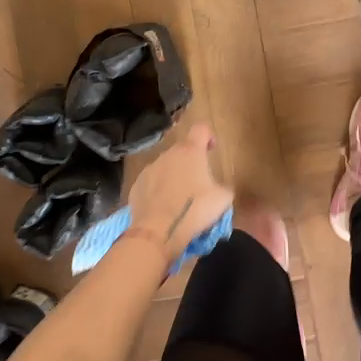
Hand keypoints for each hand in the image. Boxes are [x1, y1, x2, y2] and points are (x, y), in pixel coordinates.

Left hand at [126, 124, 232, 254]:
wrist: (158, 231)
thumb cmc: (194, 209)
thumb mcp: (223, 199)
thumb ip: (224, 187)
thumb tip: (220, 188)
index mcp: (191, 152)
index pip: (201, 129)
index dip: (209, 136)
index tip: (211, 150)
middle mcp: (168, 154)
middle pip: (182, 150)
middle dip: (190, 163)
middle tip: (198, 184)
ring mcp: (149, 169)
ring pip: (166, 167)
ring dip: (174, 177)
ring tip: (179, 199)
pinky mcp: (136, 186)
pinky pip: (151, 183)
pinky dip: (158, 191)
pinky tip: (163, 208)